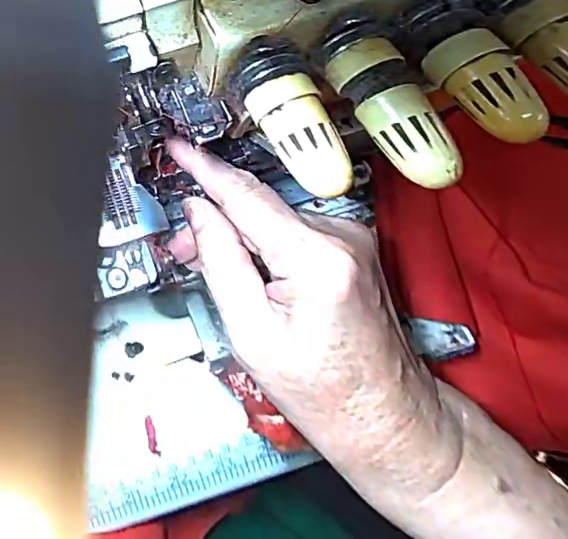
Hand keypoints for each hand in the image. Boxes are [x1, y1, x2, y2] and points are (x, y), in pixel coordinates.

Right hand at [162, 139, 464, 514]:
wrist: (388, 420)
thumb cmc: (326, 393)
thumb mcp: (250, 334)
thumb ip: (220, 260)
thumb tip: (198, 210)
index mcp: (315, 258)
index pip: (244, 195)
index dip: (203, 167)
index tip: (178, 146)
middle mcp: (340, 236)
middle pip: (254, 205)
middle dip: (212, 217)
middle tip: (180, 243)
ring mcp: (349, 237)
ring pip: (269, 215)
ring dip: (235, 230)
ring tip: (208, 261)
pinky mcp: (349, 243)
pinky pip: (288, 225)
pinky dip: (260, 238)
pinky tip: (245, 264)